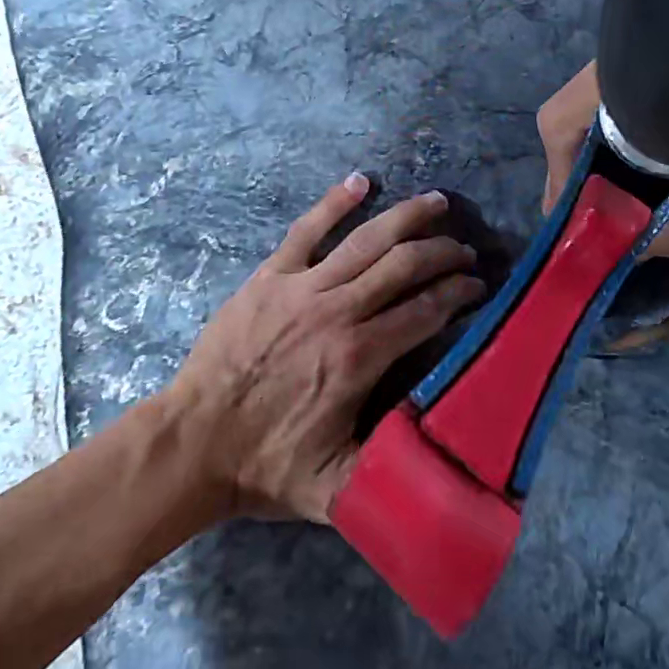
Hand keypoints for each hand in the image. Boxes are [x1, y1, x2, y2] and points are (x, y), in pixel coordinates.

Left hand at [163, 174, 484, 523]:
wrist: (189, 446)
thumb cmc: (266, 466)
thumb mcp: (338, 487)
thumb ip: (392, 466)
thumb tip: (445, 448)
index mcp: (361, 355)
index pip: (428, 308)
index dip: (461, 292)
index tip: (480, 286)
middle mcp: (340, 311)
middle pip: (407, 265)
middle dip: (445, 252)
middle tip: (466, 251)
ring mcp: (303, 287)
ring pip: (369, 239)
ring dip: (409, 216)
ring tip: (438, 202)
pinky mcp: (270, 277)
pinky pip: (308, 229)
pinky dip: (336, 202)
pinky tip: (362, 180)